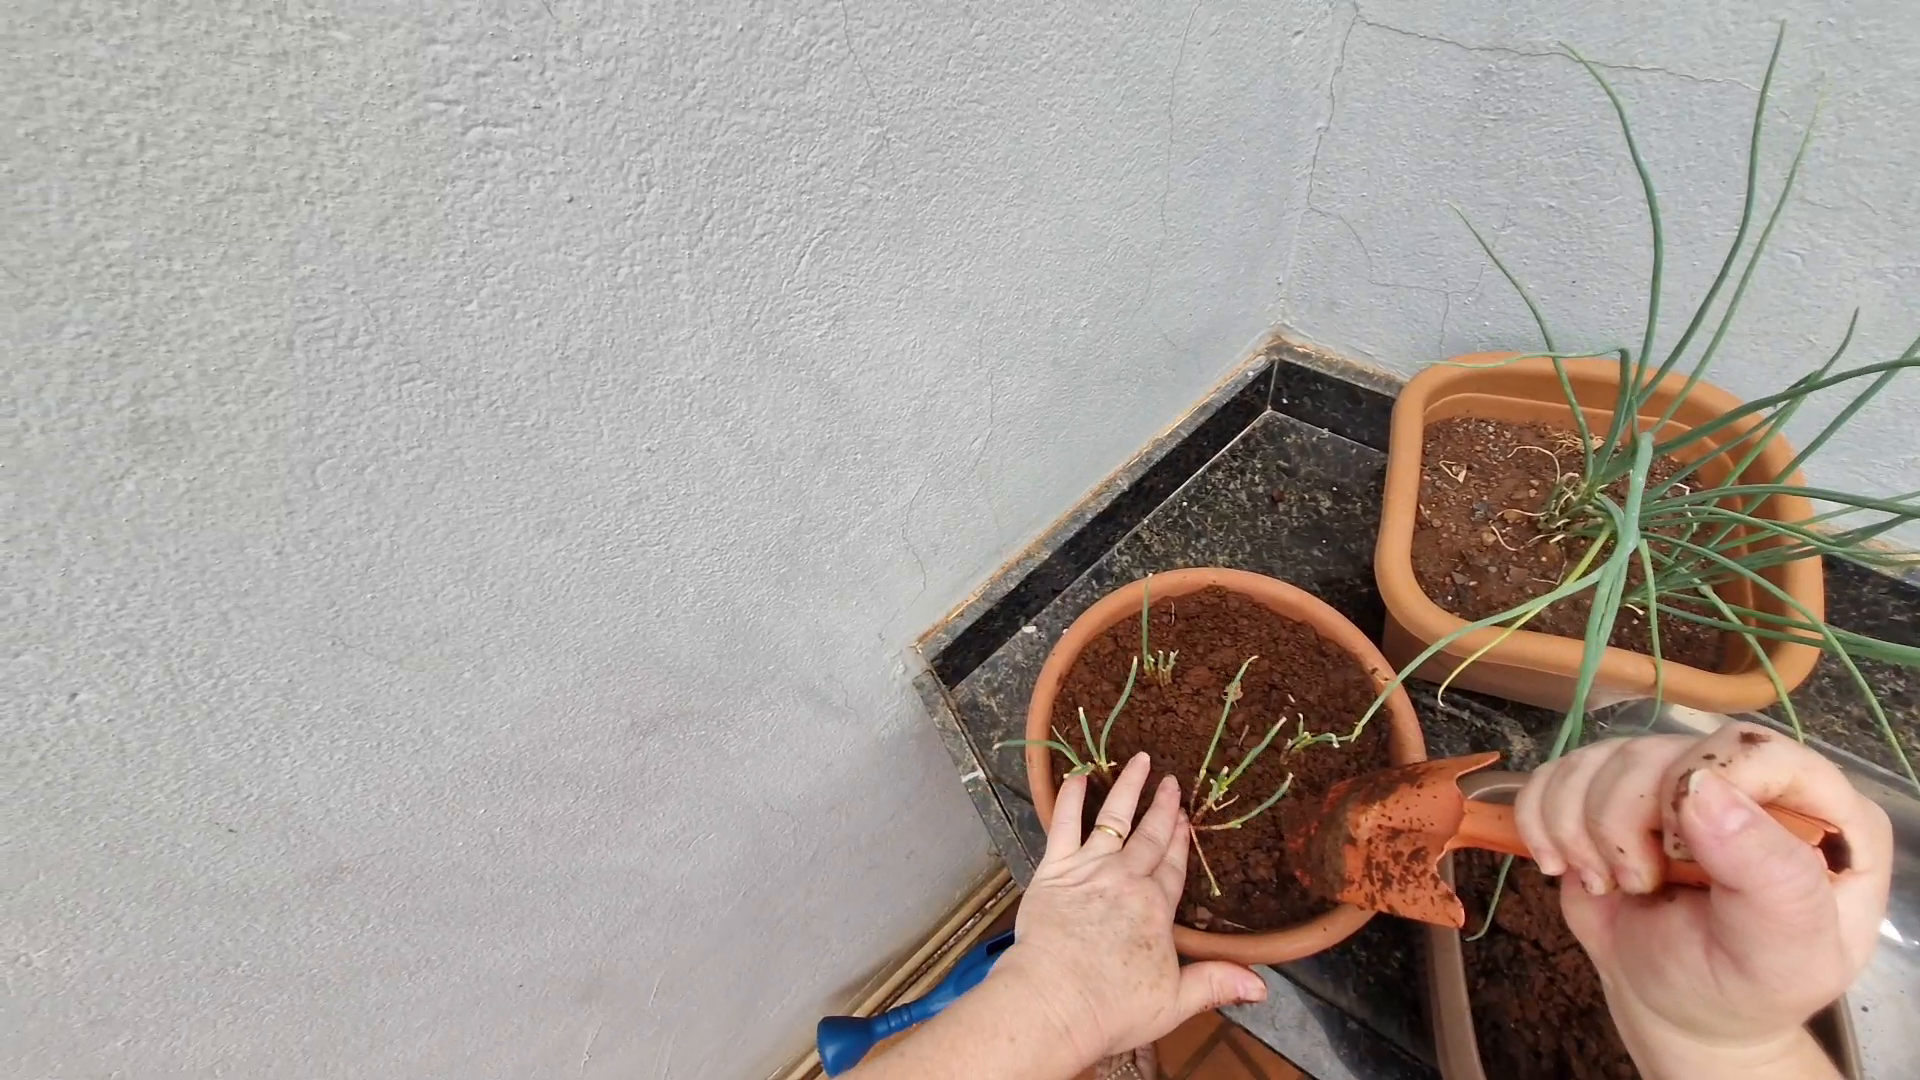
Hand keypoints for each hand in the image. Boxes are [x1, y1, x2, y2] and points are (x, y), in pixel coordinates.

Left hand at [995, 752, 1267, 1063]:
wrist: (1055, 999)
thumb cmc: (1112, 1005)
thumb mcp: (1174, 1002)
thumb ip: (1215, 984)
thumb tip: (1262, 988)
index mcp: (1155, 906)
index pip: (1174, 866)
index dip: (1181, 840)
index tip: (1186, 816)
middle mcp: (1126, 878)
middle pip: (1150, 835)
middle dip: (1162, 806)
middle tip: (1171, 780)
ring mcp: (1090, 867)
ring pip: (1114, 817)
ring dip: (1127, 787)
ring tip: (1139, 760)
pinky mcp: (1056, 866)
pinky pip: (1064, 822)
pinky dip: (1070, 797)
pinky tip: (1076, 776)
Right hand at [1513, 723, 1891, 1073]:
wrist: (1666, 996)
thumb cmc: (1737, 986)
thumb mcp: (1778, 957)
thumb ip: (1769, 880)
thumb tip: (1702, 791)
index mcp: (1813, 815)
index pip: (1756, 750)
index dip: (1702, 784)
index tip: (1678, 851)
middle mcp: (1733, 782)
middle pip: (1648, 754)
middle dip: (1617, 823)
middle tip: (1632, 881)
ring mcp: (1655, 782)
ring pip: (1586, 762)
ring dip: (1572, 829)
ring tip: (1601, 880)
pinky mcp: (1593, 790)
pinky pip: (1545, 776)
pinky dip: (1538, 823)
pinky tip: (1563, 863)